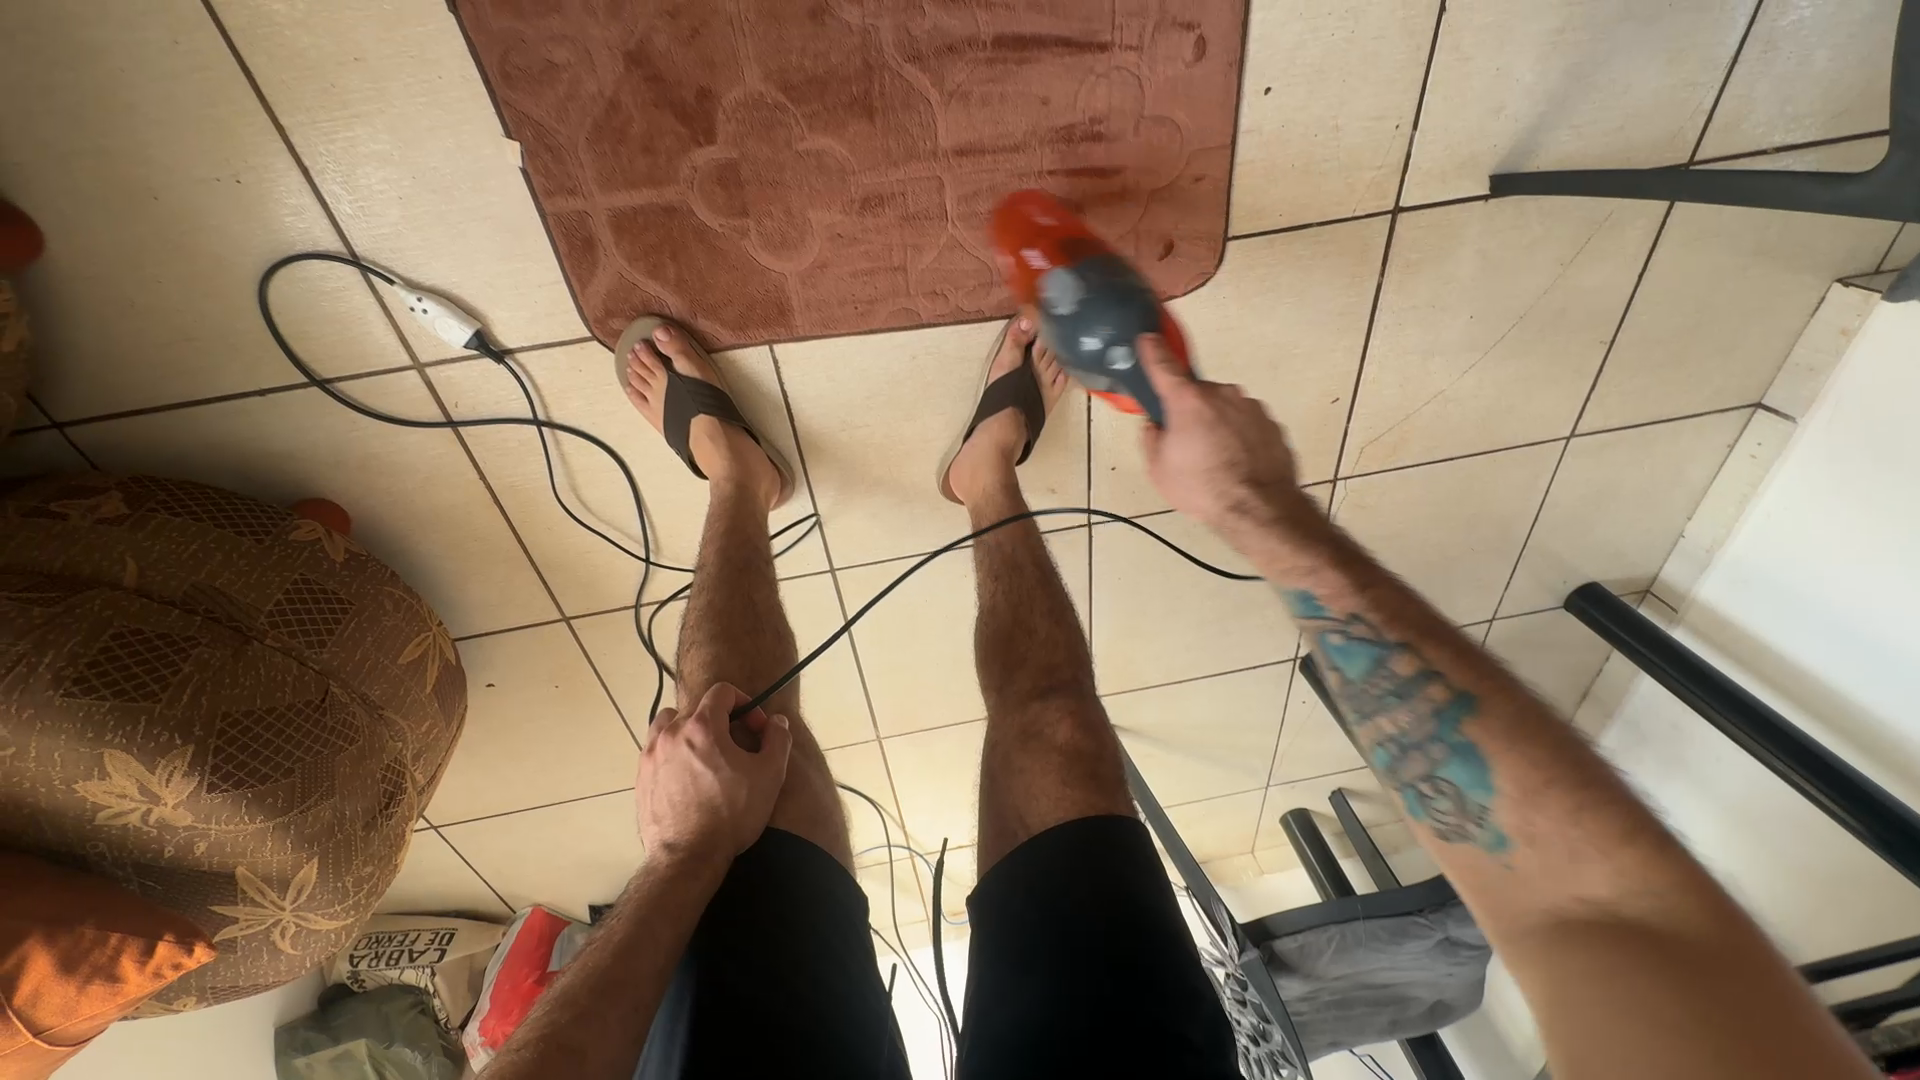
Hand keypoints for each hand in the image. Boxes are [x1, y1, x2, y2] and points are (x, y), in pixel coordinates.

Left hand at [636, 682, 791, 863]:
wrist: (688, 858)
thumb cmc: (731, 814)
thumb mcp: (770, 774)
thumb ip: (777, 739)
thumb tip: (776, 721)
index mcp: (702, 726)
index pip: (722, 691)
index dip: (745, 703)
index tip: (756, 728)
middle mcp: (671, 733)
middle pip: (697, 708)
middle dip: (722, 720)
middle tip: (737, 747)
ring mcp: (651, 755)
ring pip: (670, 724)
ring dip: (690, 731)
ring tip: (707, 755)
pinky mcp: (641, 777)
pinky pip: (657, 749)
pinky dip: (674, 752)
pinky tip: (689, 777)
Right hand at [1137, 334, 1317, 540]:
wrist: (1260, 508)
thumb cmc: (1201, 488)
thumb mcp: (1158, 469)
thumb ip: (1152, 438)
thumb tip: (1156, 424)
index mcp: (1187, 400)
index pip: (1163, 366)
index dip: (1152, 351)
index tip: (1147, 338)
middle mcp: (1221, 393)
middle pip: (1197, 394)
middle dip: (1190, 411)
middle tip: (1186, 443)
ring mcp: (1251, 406)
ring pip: (1224, 409)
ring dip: (1216, 424)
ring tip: (1216, 460)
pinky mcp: (1272, 423)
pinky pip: (1246, 424)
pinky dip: (1239, 437)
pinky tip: (1237, 463)